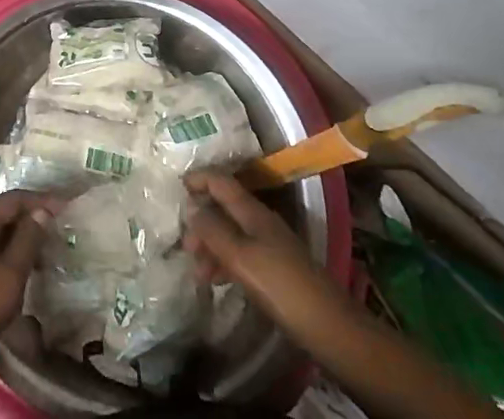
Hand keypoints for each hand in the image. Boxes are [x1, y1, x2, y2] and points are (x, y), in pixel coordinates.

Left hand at [0, 192, 57, 418]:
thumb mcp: (11, 273)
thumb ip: (27, 239)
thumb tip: (42, 212)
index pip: (9, 200)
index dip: (37, 199)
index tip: (63, 204)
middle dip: (27, 211)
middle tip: (55, 217)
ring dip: (18, 229)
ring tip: (44, 237)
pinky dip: (7, 244)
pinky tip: (23, 257)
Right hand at [185, 173, 497, 418]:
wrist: (327, 324)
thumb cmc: (279, 284)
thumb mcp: (239, 256)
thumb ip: (213, 230)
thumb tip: (191, 207)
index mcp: (253, 212)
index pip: (222, 182)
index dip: (199, 179)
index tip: (177, 185)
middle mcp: (261, 221)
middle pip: (225, 209)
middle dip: (201, 221)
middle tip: (184, 245)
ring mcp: (270, 244)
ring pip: (231, 234)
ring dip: (211, 246)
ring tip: (198, 271)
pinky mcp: (275, 267)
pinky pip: (241, 254)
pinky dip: (225, 262)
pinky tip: (217, 280)